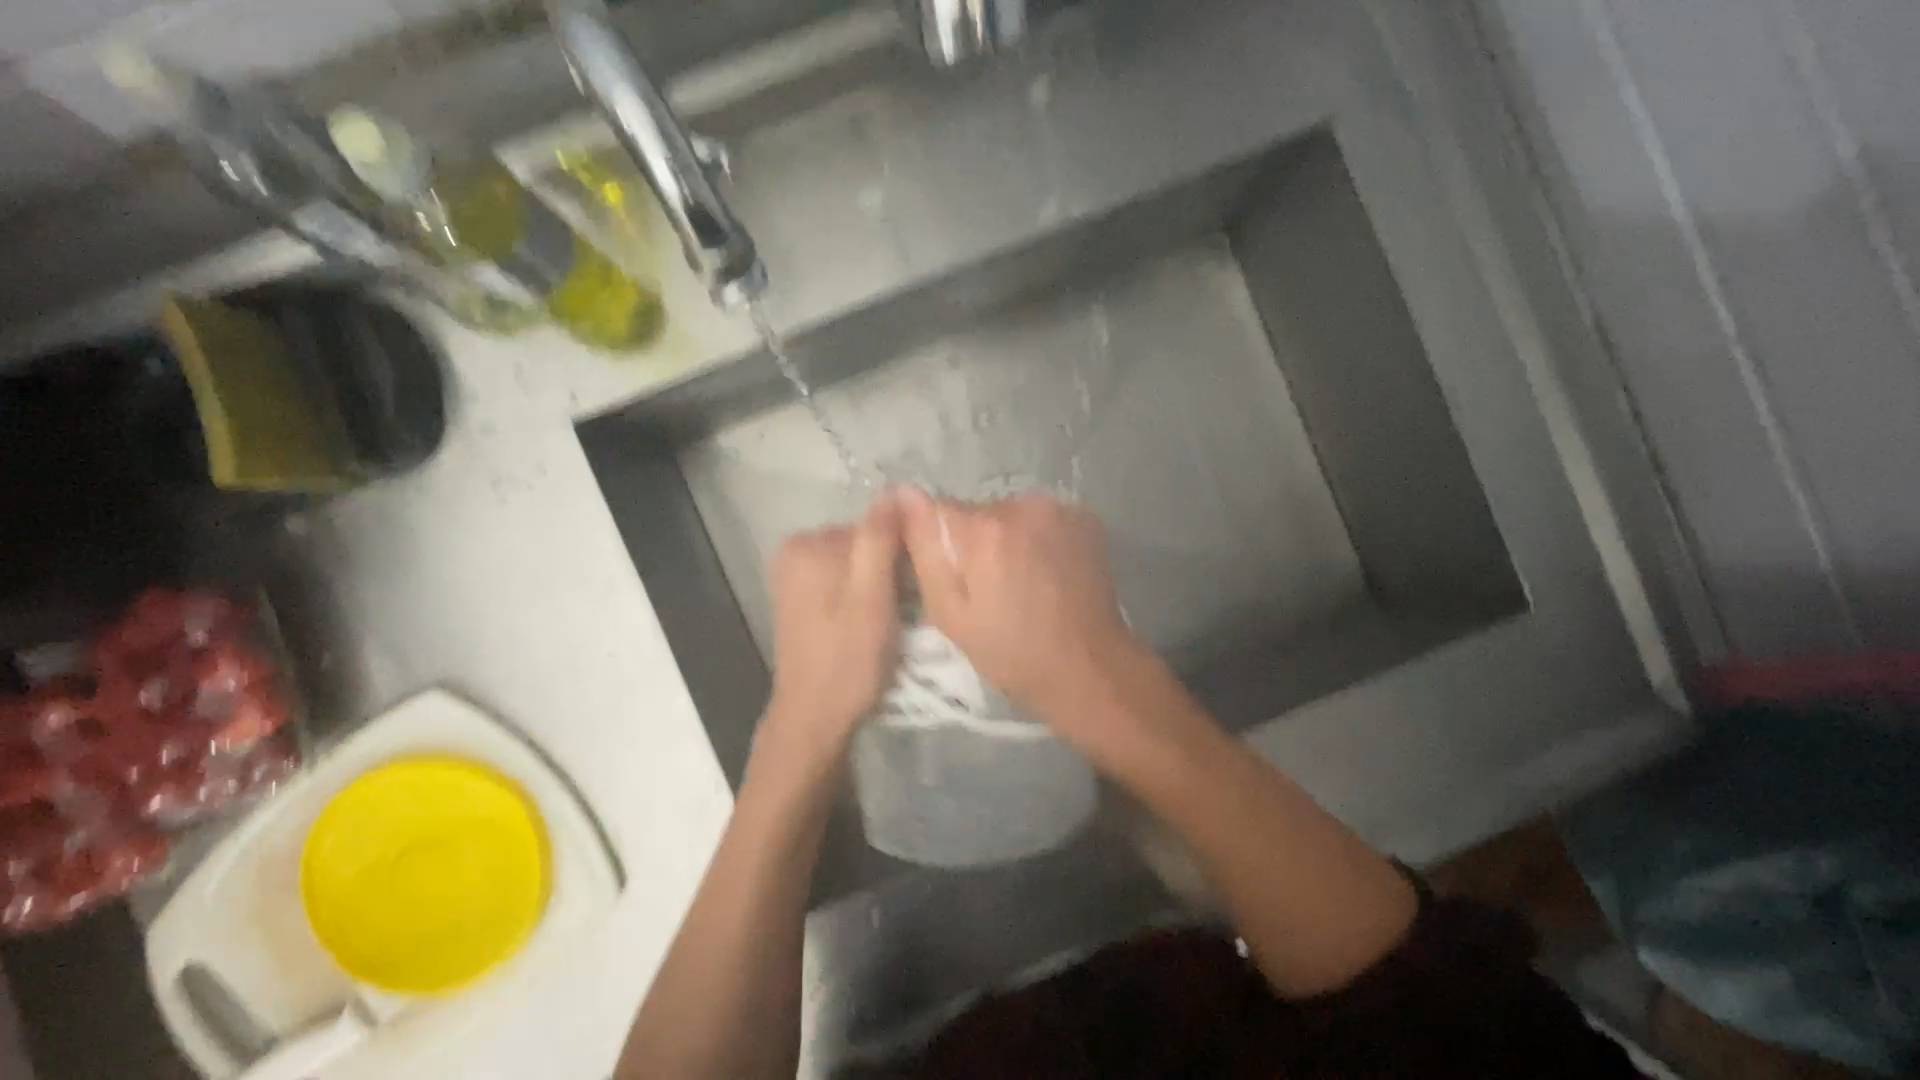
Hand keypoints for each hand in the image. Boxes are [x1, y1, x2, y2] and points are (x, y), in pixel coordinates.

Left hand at [760, 499, 902, 767]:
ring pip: (859, 567)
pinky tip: (872, 627)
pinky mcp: (802, 601)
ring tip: (890, 623)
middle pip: (866, 546)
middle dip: (890, 573)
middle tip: (905, 613)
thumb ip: (880, 539)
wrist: (814, 719)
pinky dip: (864, 599)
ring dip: (881, 589)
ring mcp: (795, 577)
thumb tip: (898, 488)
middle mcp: (795, 551)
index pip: (876, 528)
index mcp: (808, 543)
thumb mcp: (871, 596)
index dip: (903, 557)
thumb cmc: (848, 660)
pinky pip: (846, 584)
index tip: (917, 591)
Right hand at [897, 488, 1140, 720]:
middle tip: (990, 590)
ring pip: (1012, 515)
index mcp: (981, 528)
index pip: (937, 511)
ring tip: (1023, 584)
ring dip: (1009, 539)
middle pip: (977, 512)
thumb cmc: (1010, 651)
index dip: (939, 544)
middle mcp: (1019, 504)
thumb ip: (924, 548)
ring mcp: (1057, 508)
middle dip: (976, 542)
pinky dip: (1040, 540)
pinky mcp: (1084, 517)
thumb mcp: (950, 612)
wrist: (1088, 666)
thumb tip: (902, 493)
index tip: (955, 578)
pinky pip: (1043, 520)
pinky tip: (1049, 575)